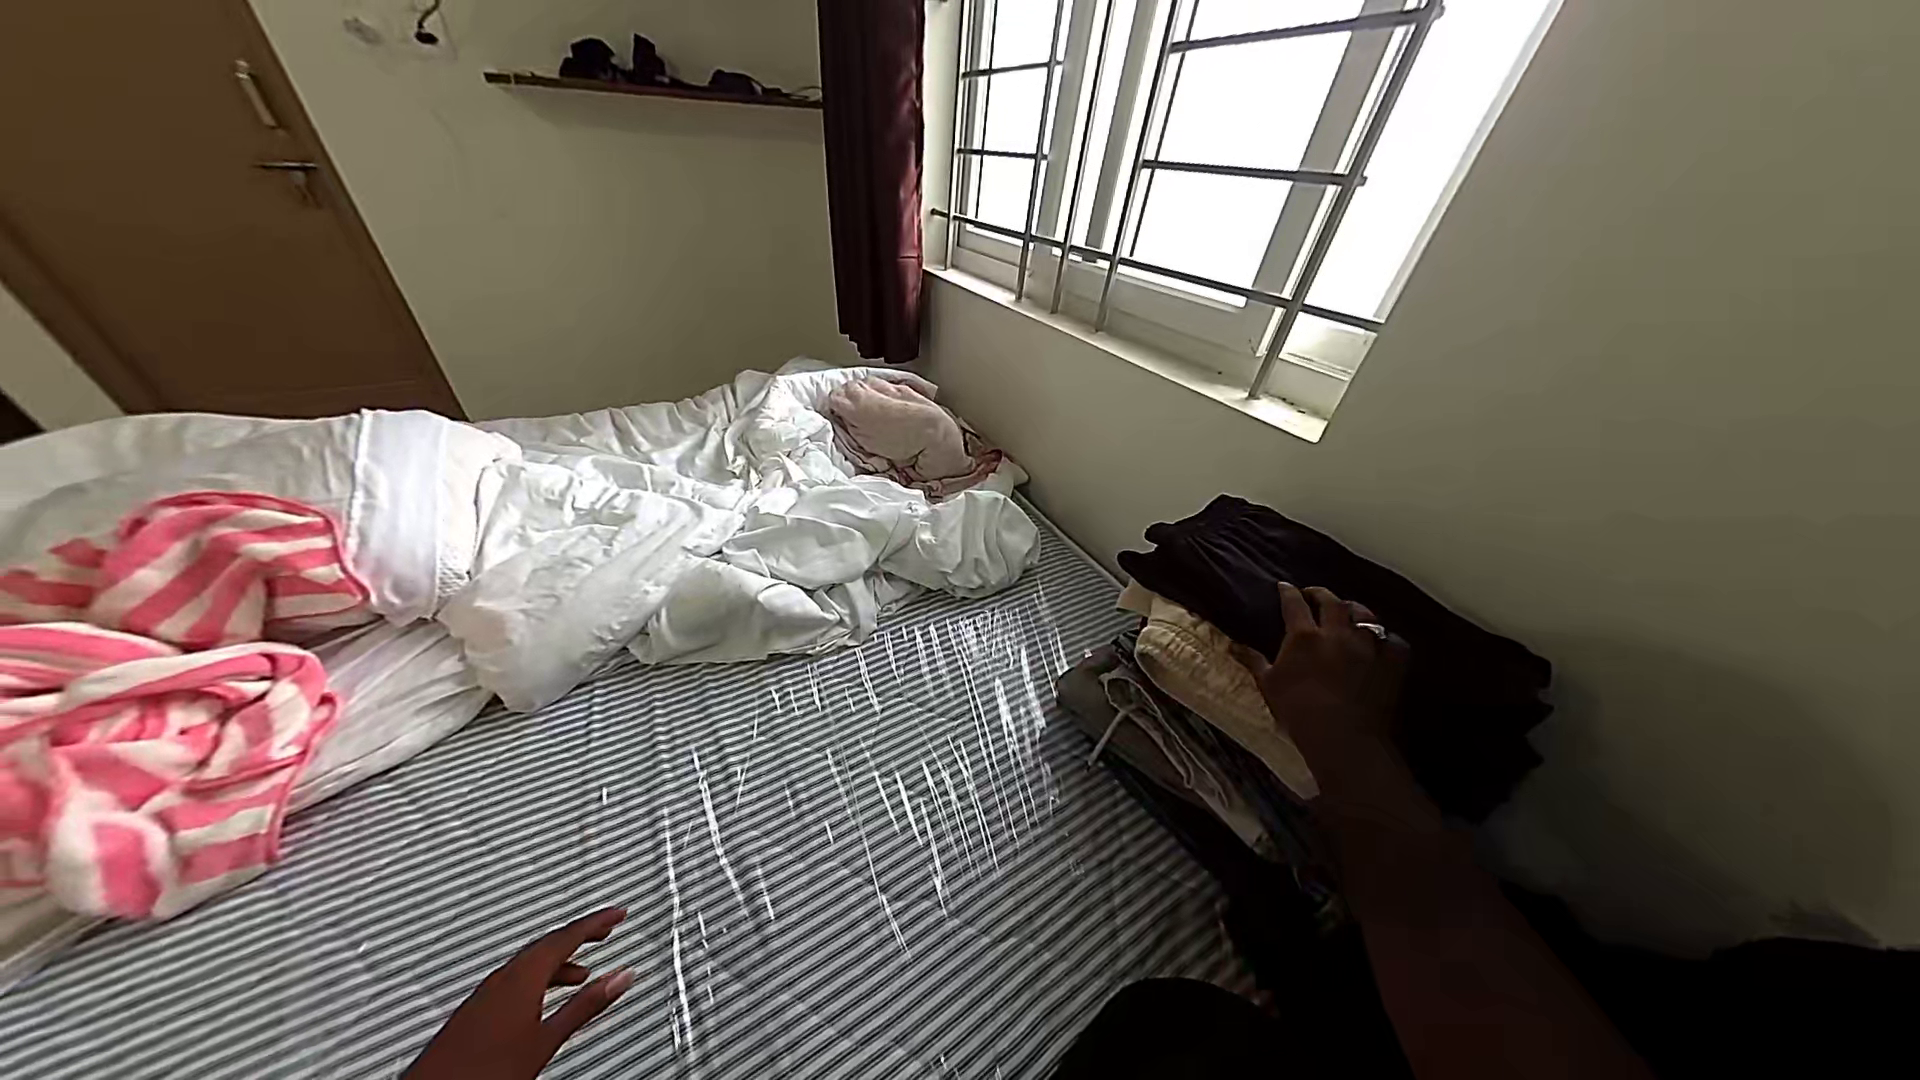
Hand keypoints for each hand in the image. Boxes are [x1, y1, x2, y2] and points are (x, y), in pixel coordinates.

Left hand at [403, 907, 634, 1079]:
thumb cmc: (482, 1073)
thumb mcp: (547, 1039)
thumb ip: (586, 1005)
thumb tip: (620, 977)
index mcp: (523, 975)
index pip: (568, 934)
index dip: (597, 920)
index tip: (617, 913)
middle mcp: (502, 978)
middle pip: (548, 943)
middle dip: (579, 935)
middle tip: (605, 929)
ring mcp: (483, 996)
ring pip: (529, 963)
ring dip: (559, 960)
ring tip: (581, 970)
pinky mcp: (471, 1015)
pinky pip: (513, 981)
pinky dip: (538, 979)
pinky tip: (542, 999)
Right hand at [1237, 583, 1408, 792]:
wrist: (1342, 736)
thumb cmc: (1297, 710)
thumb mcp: (1269, 684)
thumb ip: (1254, 661)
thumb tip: (1233, 646)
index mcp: (1304, 636)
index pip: (1294, 603)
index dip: (1288, 592)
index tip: (1284, 586)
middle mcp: (1337, 633)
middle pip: (1331, 601)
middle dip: (1320, 593)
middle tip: (1313, 594)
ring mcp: (1367, 647)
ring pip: (1364, 615)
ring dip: (1353, 609)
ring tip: (1347, 610)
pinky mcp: (1391, 663)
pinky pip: (1393, 640)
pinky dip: (1385, 637)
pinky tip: (1380, 641)